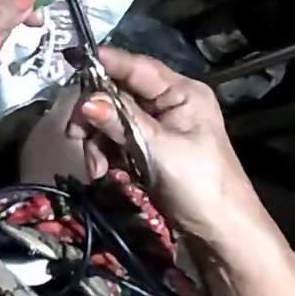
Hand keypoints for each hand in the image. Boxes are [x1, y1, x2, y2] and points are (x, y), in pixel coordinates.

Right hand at [68, 46, 256, 237]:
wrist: (223, 237)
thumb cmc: (200, 187)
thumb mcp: (158, 150)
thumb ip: (120, 122)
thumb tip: (86, 102)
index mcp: (183, 93)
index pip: (136, 67)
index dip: (104, 61)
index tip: (71, 59)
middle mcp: (169, 102)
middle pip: (117, 92)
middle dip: (94, 114)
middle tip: (75, 135)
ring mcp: (157, 125)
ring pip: (110, 116)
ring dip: (97, 140)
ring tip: (96, 167)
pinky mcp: (147, 146)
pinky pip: (114, 138)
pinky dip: (104, 152)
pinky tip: (103, 171)